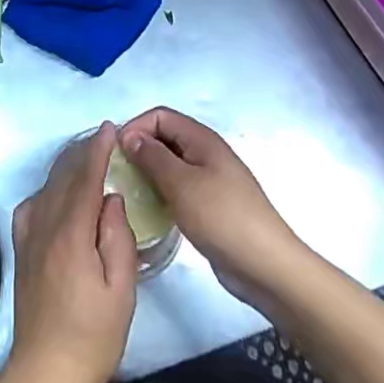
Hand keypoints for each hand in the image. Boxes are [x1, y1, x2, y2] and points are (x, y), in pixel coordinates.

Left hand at [0, 122, 137, 382]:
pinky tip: (58, 190)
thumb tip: (111, 198)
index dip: (97, 150)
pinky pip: (33, 204)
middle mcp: (44, 225)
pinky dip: (49, 187)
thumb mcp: (121, 291)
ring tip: (86, 155)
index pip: (85, 179)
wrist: (46, 368)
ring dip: (66, 166)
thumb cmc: (93, 334)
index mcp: (71, 234)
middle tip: (102, 136)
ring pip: (47, 186)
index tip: (109, 128)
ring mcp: (27, 235)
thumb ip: (117, 238)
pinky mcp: (20, 246)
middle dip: (82, 152)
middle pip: (63, 176)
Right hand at [118, 107, 307, 297]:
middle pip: (165, 136)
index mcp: (202, 139)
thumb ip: (152, 156)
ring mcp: (211, 179)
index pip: (160, 116)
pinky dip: (162, 190)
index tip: (117, 153)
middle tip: (120, 172)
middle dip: (140, 148)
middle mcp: (206, 153)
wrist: (267, 266)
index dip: (136, 127)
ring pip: (171, 162)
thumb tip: (129, 136)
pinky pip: (179, 185)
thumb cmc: (222, 218)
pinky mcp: (211, 204)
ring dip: (149, 170)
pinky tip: (151, 208)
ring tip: (131, 190)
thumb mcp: (180, 183)